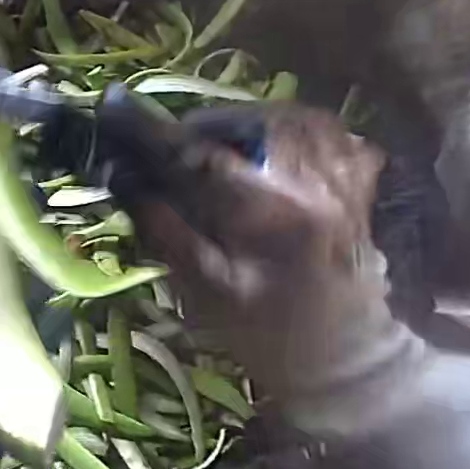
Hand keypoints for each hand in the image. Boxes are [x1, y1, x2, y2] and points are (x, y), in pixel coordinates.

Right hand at [131, 103, 388, 392]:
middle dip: (201, 125)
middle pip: (250, 121)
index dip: (150, 132)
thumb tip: (123, 176)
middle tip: (168, 145)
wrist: (346, 360)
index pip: (198, 155)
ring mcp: (346, 178)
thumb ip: (162, 227)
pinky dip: (286, 129)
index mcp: (274, 212)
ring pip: (289, 116)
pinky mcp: (356, 183)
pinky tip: (262, 148)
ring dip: (241, 122)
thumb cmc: (266, 335)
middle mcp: (317, 181)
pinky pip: (323, 132)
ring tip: (210, 145)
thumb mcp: (201, 288)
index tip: (113, 108)